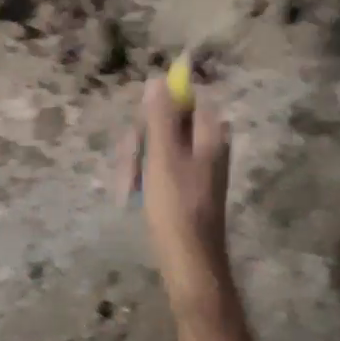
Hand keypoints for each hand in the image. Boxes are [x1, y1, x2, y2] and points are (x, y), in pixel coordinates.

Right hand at [138, 76, 231, 311]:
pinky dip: (146, 175)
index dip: (156, 109)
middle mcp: (208, 144)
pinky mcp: (187, 185)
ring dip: (138, 160)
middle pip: (167, 121)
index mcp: (210, 133)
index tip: (140, 131)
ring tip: (128, 186)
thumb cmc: (176, 207)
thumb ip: (160, 116)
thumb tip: (157, 79)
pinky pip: (161, 165)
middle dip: (141, 141)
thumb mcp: (163, 156)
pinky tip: (134, 193)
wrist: (189, 261)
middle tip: (130, 166)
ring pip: (159, 144)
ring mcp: (198, 166)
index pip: (182, 99)